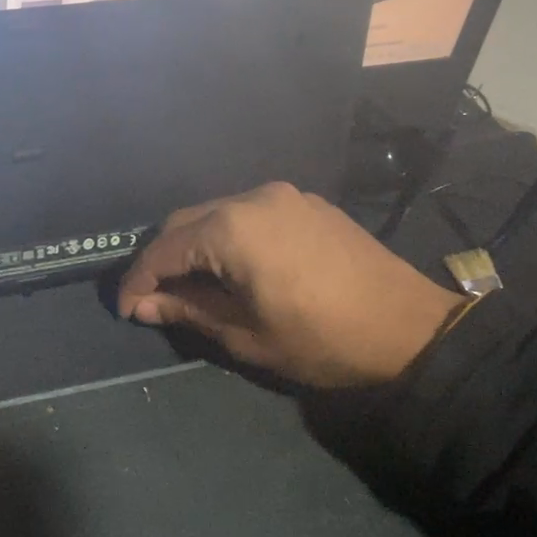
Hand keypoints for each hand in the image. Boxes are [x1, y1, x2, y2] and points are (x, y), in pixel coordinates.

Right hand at [117, 182, 463, 387]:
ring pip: (216, 214)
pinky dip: (225, 238)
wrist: (412, 329)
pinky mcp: (307, 204)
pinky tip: (228, 268)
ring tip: (187, 286)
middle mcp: (253, 199)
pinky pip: (248, 214)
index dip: (137, 280)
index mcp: (232, 230)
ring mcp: (284, 197)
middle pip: (184, 222)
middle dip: (160, 260)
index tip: (124, 310)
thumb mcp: (245, 335)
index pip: (163, 249)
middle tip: (150, 298)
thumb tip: (141, 306)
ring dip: (192, 247)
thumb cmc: (321, 339)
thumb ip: (187, 312)